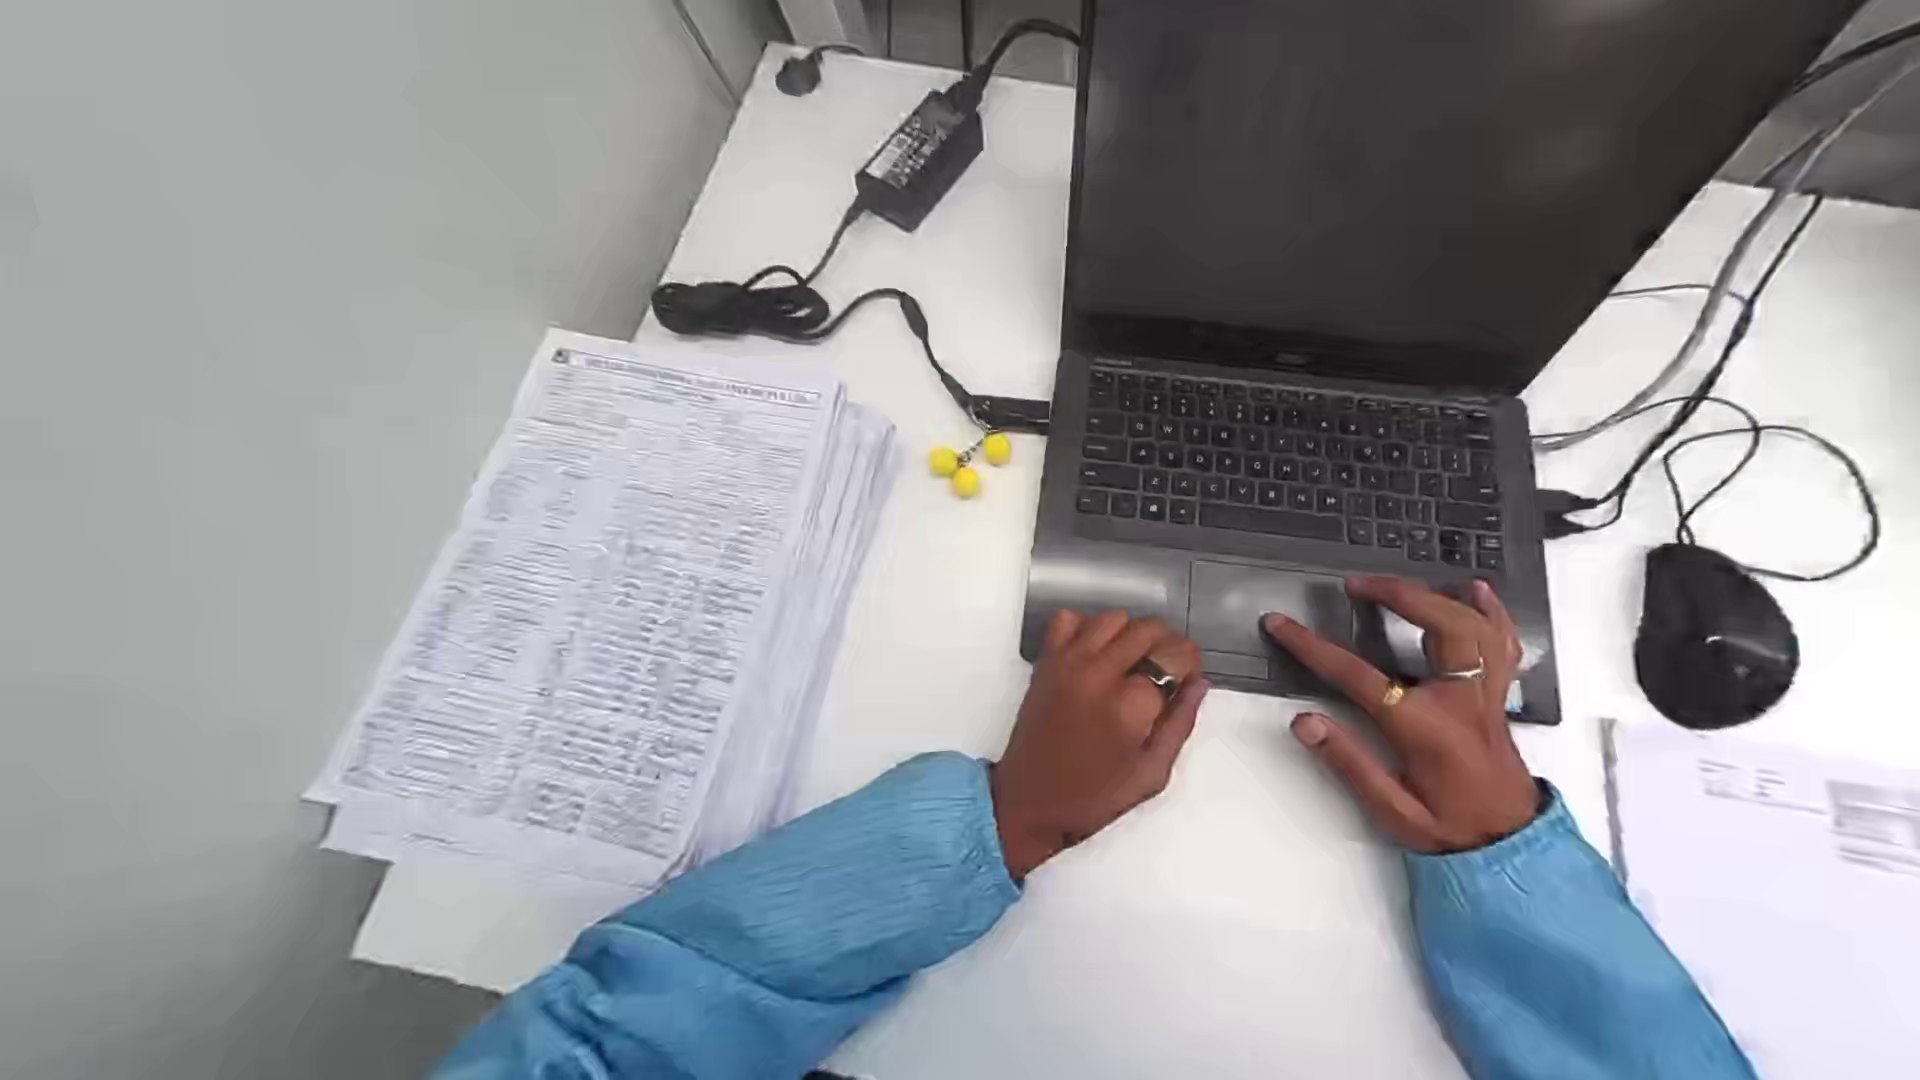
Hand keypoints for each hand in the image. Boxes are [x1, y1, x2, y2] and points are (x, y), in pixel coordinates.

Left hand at [991, 611, 1208, 879]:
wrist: (1030, 799)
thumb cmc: (1094, 796)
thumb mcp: (1153, 772)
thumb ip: (1180, 722)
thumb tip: (1199, 682)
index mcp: (1130, 705)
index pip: (1175, 656)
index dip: (1190, 664)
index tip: (1187, 677)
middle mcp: (1098, 673)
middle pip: (1147, 629)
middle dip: (1168, 644)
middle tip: (1167, 669)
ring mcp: (1067, 662)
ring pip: (1113, 617)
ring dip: (1132, 632)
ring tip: (1135, 660)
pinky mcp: (1046, 661)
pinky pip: (1069, 619)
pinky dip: (1088, 625)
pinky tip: (1097, 651)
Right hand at [1262, 577, 1538, 853]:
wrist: (1515, 850)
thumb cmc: (1449, 829)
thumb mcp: (1392, 810)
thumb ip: (1348, 763)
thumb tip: (1304, 720)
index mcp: (1426, 728)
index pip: (1359, 675)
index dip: (1312, 646)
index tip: (1280, 624)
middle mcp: (1463, 702)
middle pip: (1442, 627)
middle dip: (1398, 595)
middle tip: (1357, 585)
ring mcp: (1487, 696)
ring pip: (1477, 627)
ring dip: (1438, 595)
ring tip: (1403, 580)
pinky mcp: (1498, 698)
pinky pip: (1503, 643)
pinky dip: (1490, 612)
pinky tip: (1475, 591)